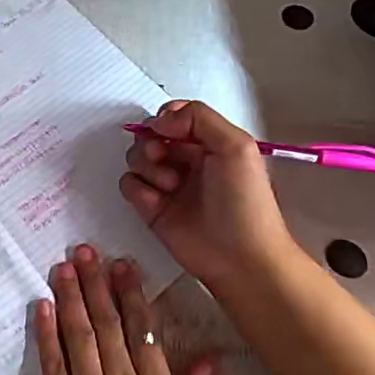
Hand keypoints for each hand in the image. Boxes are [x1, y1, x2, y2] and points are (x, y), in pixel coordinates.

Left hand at [36, 245, 215, 374]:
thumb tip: (207, 359)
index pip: (145, 335)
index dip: (133, 296)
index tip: (124, 264)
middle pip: (109, 328)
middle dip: (97, 285)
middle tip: (87, 250)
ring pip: (80, 340)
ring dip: (71, 299)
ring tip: (65, 265)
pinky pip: (52, 371)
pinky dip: (47, 336)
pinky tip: (43, 308)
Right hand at [120, 101, 296, 287]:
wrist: (240, 258)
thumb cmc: (245, 201)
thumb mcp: (236, 146)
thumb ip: (199, 117)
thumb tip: (160, 119)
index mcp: (208, 143)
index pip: (175, 117)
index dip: (164, 118)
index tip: (166, 128)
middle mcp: (186, 160)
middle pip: (151, 135)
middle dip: (151, 141)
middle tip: (162, 155)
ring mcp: (167, 184)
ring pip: (137, 158)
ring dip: (146, 165)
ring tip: (170, 185)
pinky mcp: (151, 209)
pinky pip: (129, 185)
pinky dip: (137, 188)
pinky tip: (155, 201)